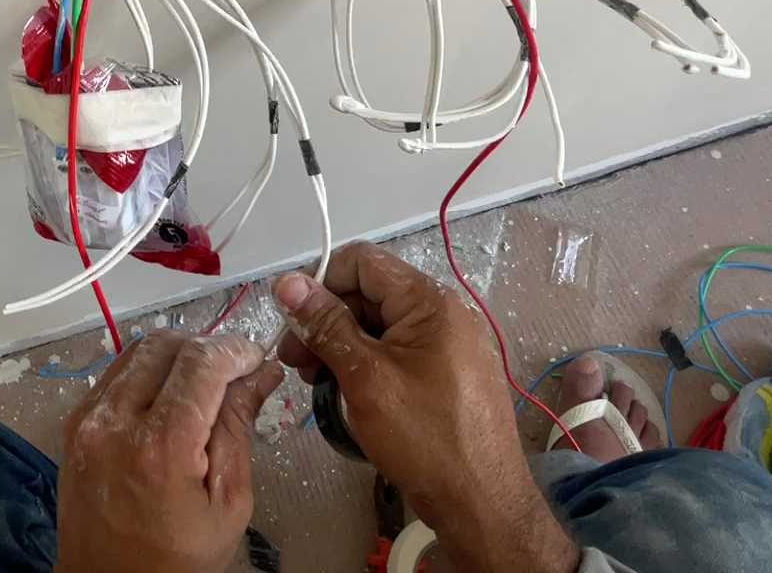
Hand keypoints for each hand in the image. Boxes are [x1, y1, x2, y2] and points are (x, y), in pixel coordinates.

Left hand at [54, 331, 283, 572]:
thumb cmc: (176, 563)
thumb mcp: (227, 505)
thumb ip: (239, 428)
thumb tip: (262, 373)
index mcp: (161, 447)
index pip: (201, 363)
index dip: (235, 350)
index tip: (255, 357)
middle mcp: (117, 420)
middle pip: (168, 344)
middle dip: (207, 347)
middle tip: (232, 370)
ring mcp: (89, 417)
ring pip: (140, 349)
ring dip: (177, 353)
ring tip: (203, 380)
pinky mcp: (76, 420)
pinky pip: (118, 370)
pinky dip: (149, 369)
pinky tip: (168, 393)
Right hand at [275, 242, 579, 572]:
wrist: (484, 510)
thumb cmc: (425, 438)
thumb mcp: (365, 377)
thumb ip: (325, 324)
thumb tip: (287, 283)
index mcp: (429, 301)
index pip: (362, 261)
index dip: (320, 280)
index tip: (290, 315)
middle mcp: (441, 311)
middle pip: (367, 292)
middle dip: (324, 319)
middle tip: (294, 357)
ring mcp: (445, 342)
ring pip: (376, 323)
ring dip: (338, 342)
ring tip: (312, 377)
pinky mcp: (443, 370)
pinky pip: (393, 348)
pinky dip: (362, 360)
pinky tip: (340, 386)